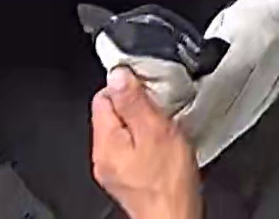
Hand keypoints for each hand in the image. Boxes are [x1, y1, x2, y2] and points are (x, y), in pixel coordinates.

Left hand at [90, 67, 202, 218]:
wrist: (175, 216)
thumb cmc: (168, 180)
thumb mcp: (154, 129)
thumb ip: (133, 100)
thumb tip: (117, 74)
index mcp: (106, 143)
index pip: (103, 95)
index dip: (127, 83)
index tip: (147, 85)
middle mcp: (104, 156)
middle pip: (113, 110)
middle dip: (136, 100)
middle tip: (158, 105)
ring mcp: (115, 167)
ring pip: (124, 125)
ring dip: (144, 116)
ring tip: (163, 121)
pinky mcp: (128, 173)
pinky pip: (132, 141)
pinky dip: (147, 133)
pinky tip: (163, 138)